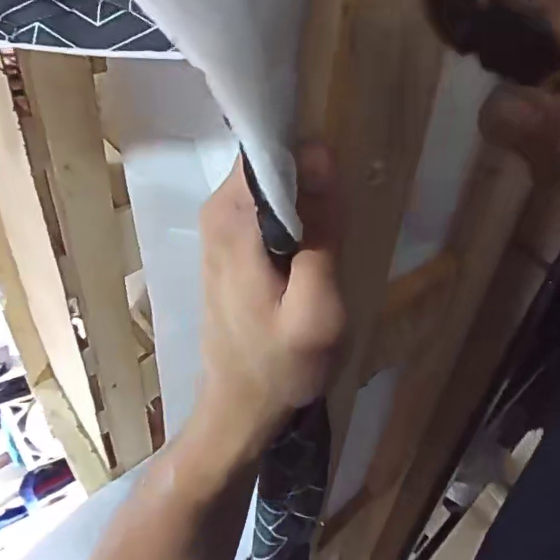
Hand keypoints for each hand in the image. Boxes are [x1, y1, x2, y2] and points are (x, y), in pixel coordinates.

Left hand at [195, 145, 344, 443]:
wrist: (238, 409)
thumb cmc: (280, 365)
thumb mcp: (317, 309)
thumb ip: (321, 233)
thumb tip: (321, 154)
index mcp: (233, 220)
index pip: (267, 150)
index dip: (308, 151)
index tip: (341, 171)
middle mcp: (217, 212)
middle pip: (268, 163)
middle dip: (309, 174)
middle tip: (343, 208)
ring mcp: (218, 227)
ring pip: (268, 184)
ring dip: (304, 195)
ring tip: (333, 225)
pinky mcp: (226, 242)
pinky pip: (264, 204)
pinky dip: (293, 212)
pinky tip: (312, 240)